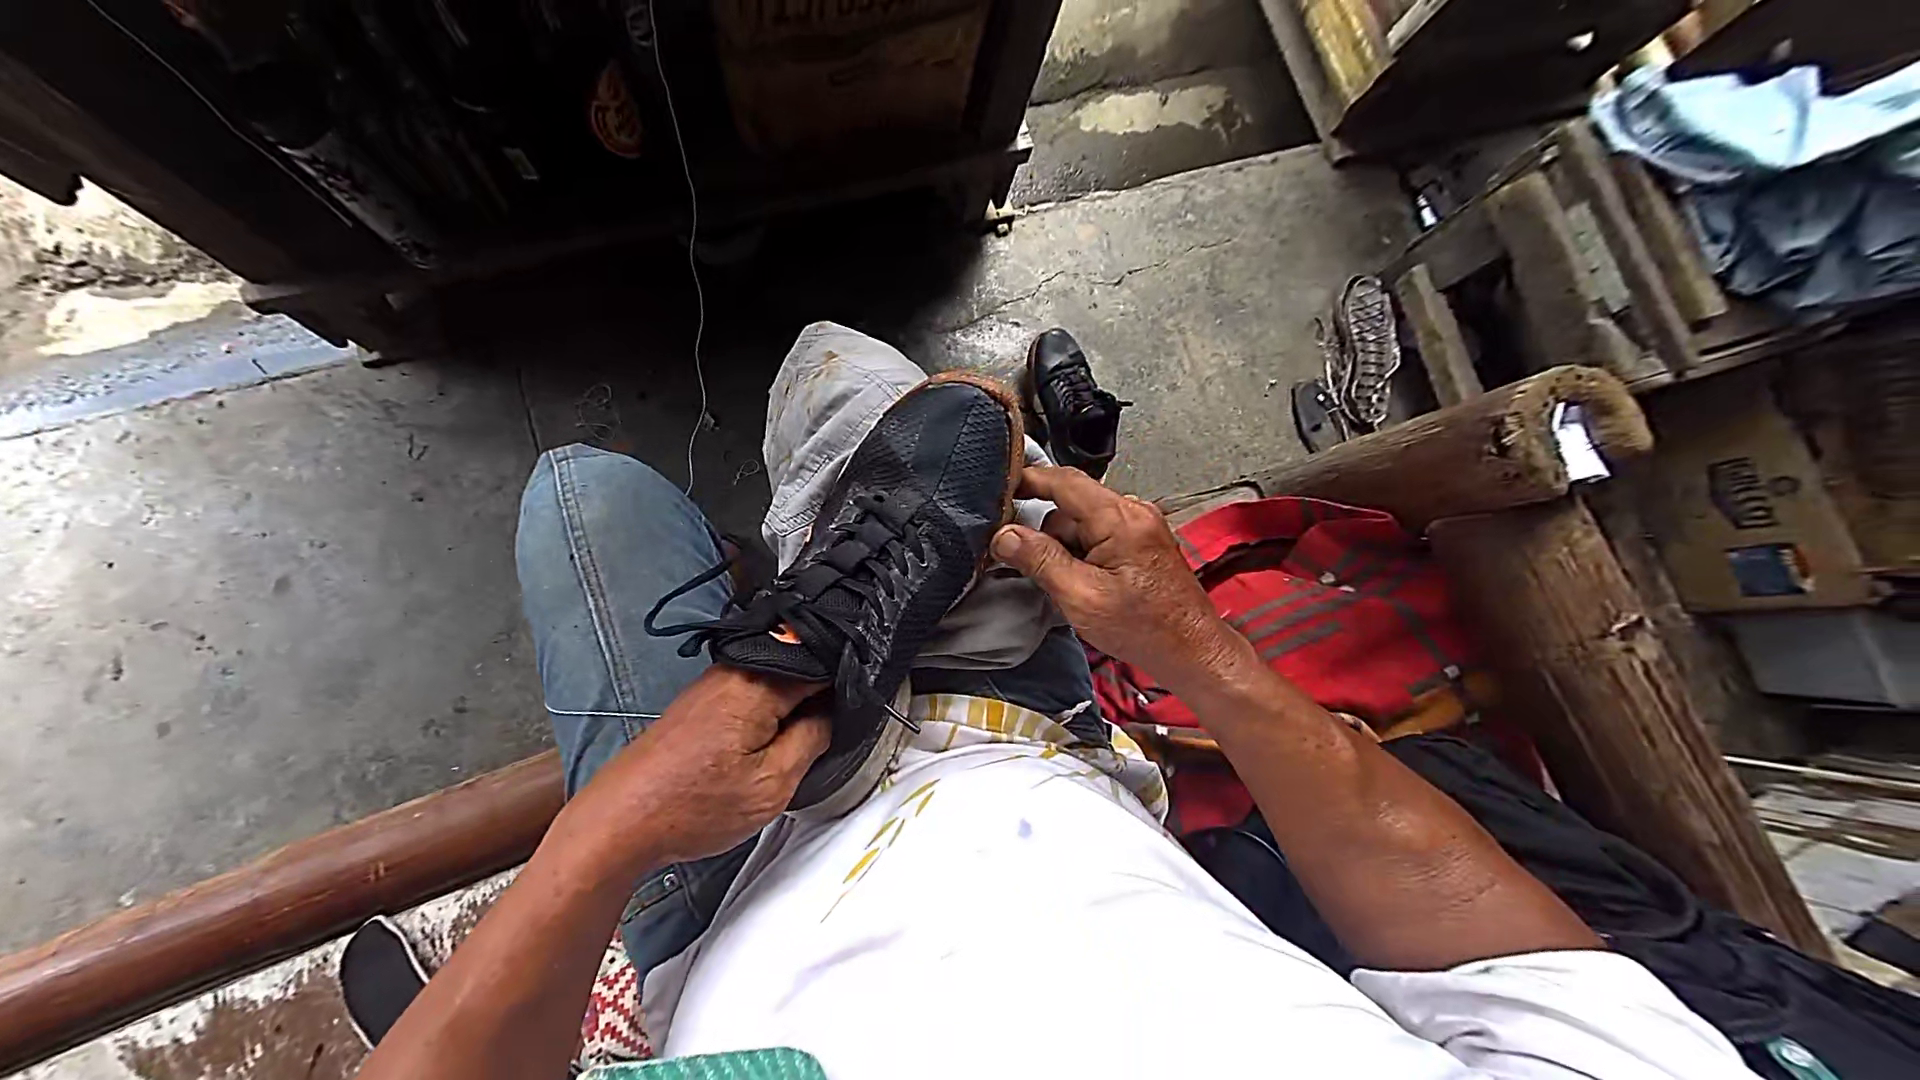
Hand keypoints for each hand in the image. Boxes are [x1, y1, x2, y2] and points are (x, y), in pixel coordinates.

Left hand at [563, 667, 830, 869]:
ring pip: (775, 681)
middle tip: (826, 734)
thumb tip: (833, 713)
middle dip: (819, 695)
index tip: (858, 707)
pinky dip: (767, 713)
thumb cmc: (690, 807)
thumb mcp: (772, 784)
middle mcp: (734, 671)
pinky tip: (764, 745)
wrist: (618, 823)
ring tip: (793, 744)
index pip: (823, 664)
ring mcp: (714, 682)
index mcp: (757, 683)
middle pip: (798, 668)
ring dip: (791, 706)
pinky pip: (751, 692)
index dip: (847, 683)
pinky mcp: (701, 700)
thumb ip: (814, 738)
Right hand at [992, 466, 1249, 692]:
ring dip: (1065, 550)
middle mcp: (1134, 513)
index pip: (1065, 481)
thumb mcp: (1080, 596)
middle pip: (1070, 507)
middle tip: (1037, 570)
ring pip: (1081, 524)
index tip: (1002, 486)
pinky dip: (1082, 556)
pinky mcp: (1140, 543)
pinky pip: (1098, 536)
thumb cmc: (1147, 629)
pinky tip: (1085, 586)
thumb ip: (1040, 560)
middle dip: (1047, 535)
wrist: (1191, 651)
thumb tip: (1005, 536)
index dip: (1028, 480)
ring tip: (1072, 588)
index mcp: (1121, 519)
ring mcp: (1139, 527)